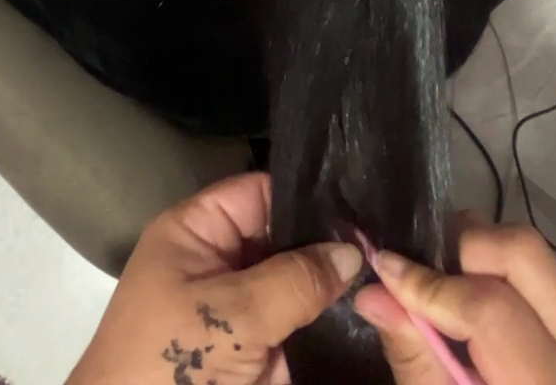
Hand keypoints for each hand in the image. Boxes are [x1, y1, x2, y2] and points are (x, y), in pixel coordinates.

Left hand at [66, 173, 363, 384]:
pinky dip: (326, 327)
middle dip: (327, 243)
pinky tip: (369, 312)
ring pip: (295, 285)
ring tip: (383, 272)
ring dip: (332, 288)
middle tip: (381, 239)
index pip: (258, 193)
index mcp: (196, 232)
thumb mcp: (232, 314)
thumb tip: (353, 250)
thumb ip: (295, 279)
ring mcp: (237, 309)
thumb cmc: (172, 362)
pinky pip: (296, 327)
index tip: (358, 202)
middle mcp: (219, 262)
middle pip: (281, 239)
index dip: (305, 195)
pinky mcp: (254, 351)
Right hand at [354, 219, 555, 384]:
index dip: (429, 284)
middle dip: (460, 246)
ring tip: (434, 282)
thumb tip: (373, 291)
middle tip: (415, 268)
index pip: (492, 308)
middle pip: (525, 256)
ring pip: (533, 257)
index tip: (381, 270)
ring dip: (474, 252)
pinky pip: (536, 280)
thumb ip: (415, 362)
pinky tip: (460, 302)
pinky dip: (490, 271)